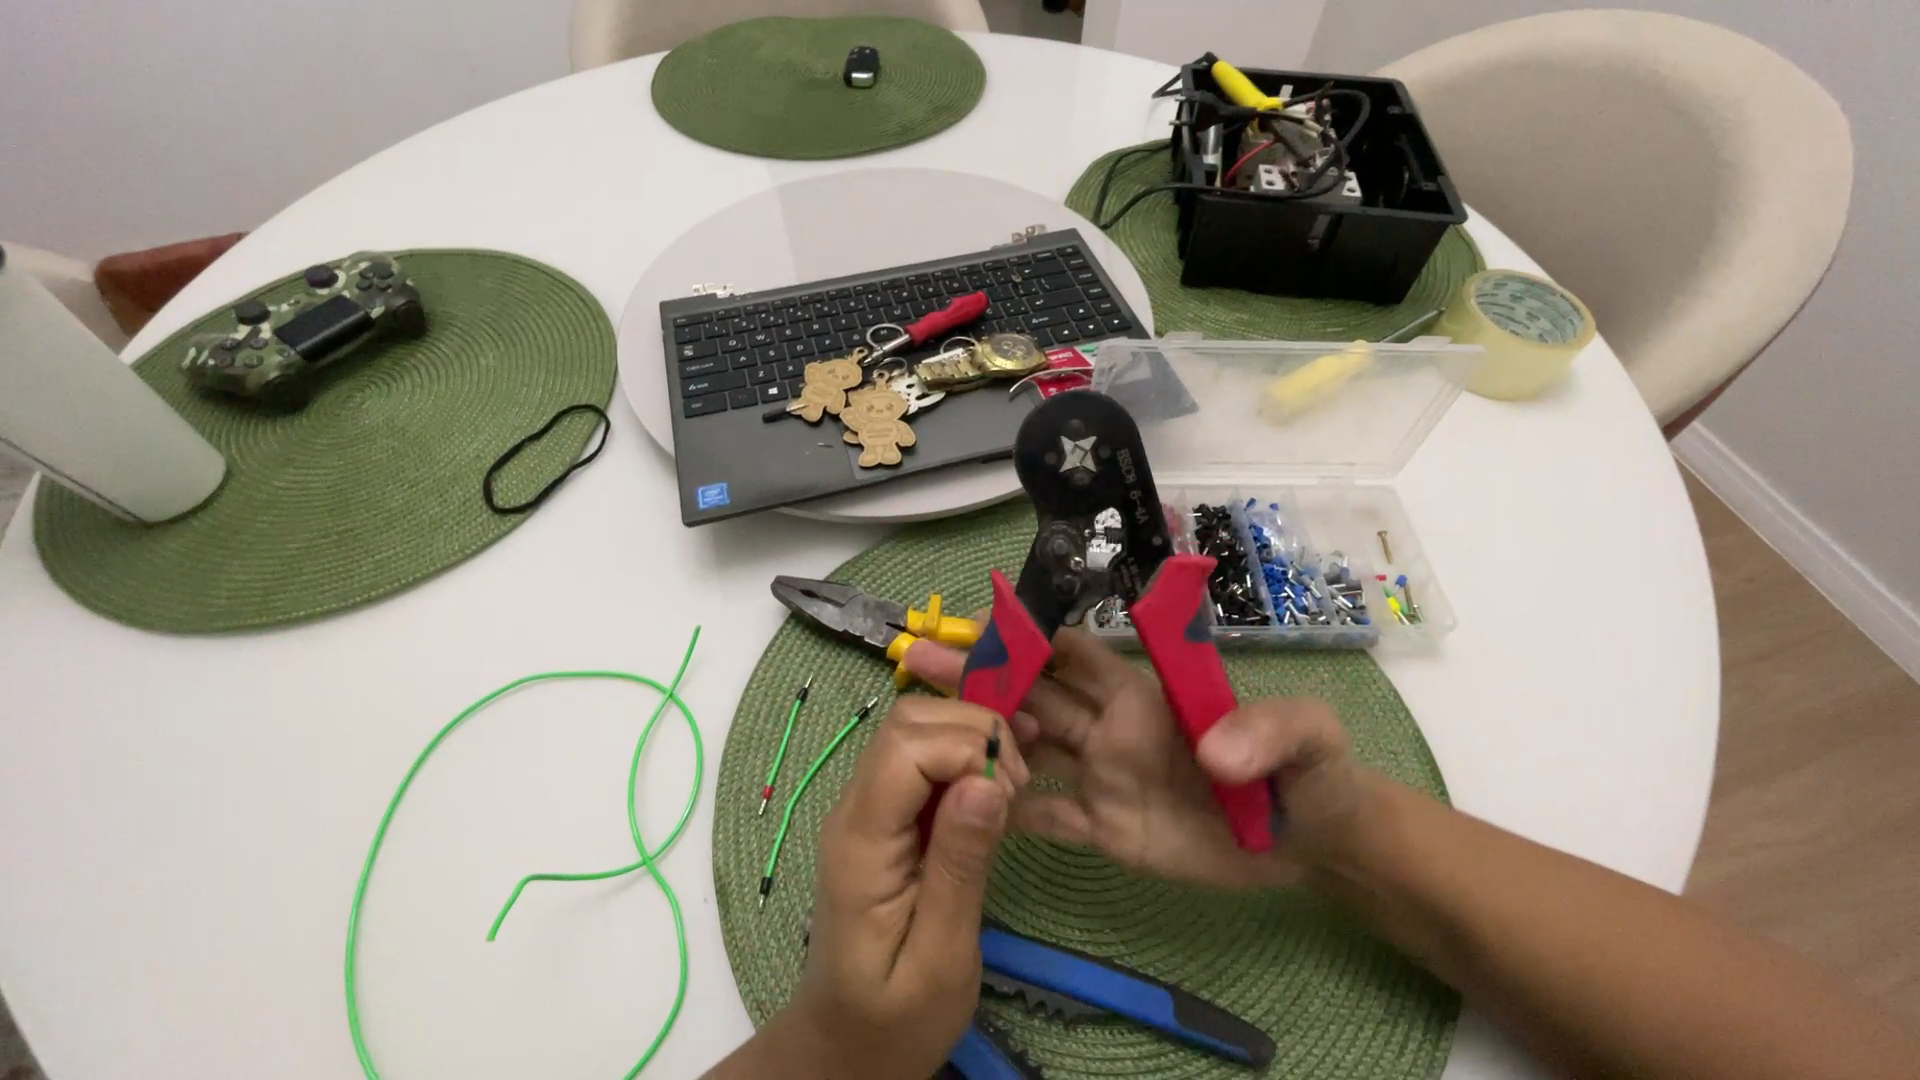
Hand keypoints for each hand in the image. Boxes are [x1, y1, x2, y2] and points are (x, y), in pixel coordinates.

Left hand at [732, 698, 1026, 1079]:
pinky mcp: (885, 815)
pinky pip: (921, 757)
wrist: (845, 1042)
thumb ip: (960, 866)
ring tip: (1012, 788)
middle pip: (908, 722)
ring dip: (971, 739)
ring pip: (915, 729)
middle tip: (1017, 788)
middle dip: (973, 733)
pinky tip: (998, 782)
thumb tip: (987, 781)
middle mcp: (855, 808)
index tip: (1011, 793)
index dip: (966, 748)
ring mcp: (867, 807)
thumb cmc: (895, 1016)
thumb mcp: (941, 957)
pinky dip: (964, 754)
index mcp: (861, 842)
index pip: (904, 747)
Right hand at [904, 629, 1372, 889]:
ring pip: (1026, 750)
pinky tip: (962, 808)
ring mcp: (1102, 779)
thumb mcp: (1307, 737)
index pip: (1071, 654)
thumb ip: (1266, 727)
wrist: (1313, 846)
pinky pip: (1045, 817)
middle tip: (918, 659)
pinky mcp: (1106, 830)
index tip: (973, 626)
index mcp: (1143, 695)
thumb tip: (1209, 751)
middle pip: (1032, 695)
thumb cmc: (1308, 774)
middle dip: (978, 675)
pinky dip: (1006, 811)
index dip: (1026, 636)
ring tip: (923, 731)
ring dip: (980, 738)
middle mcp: (1109, 730)